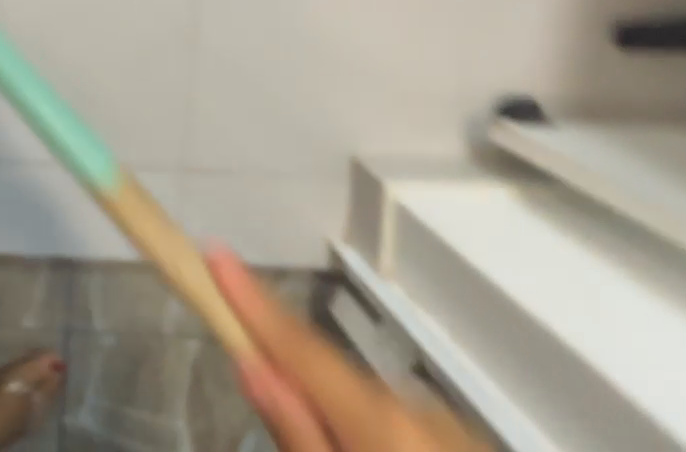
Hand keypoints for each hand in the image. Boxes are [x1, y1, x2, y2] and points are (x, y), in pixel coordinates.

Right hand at [208, 250, 486, 451]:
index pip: (300, 347)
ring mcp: (453, 428)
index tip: (216, 253)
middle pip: (331, 377)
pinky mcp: (468, 444)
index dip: (252, 300)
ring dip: (340, 420)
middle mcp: (419, 409)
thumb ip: (299, 436)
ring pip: (368, 405)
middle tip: (270, 409)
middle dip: (296, 383)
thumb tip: (253, 367)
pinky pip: (403, 427)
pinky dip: (376, 439)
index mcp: (382, 423)